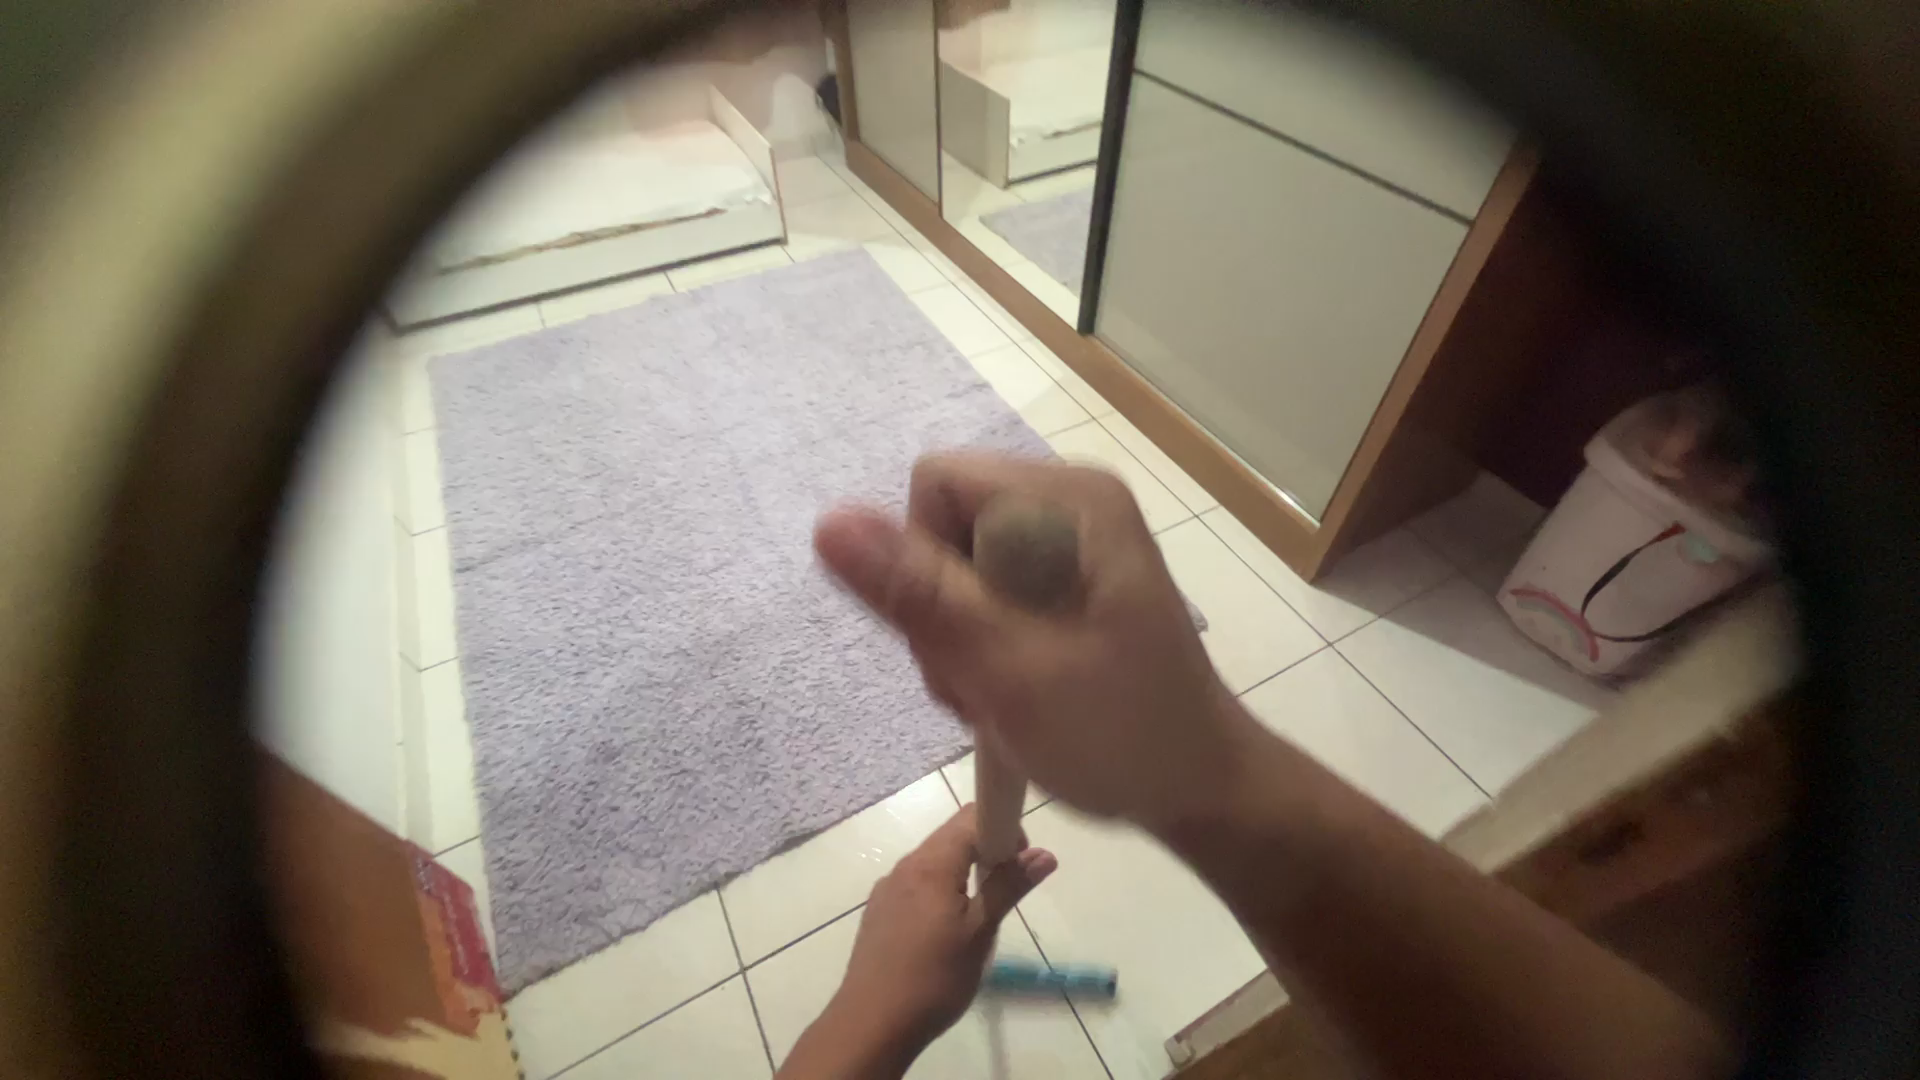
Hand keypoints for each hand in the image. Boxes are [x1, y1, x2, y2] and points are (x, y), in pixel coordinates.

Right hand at [814, 454, 1257, 829]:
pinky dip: (976, 641)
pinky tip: (1005, 686)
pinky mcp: (1064, 577)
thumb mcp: (1009, 668)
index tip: (961, 638)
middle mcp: (1067, 501)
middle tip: (983, 679)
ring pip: (952, 563)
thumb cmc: (1119, 735)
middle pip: (941, 524)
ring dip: (954, 636)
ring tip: (996, 692)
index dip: (922, 562)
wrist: (1197, 785)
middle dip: (939, 609)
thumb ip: (920, 593)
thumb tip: (829, 522)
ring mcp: (1068, 539)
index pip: (936, 486)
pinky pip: (981, 588)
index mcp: (1067, 499)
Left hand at [830, 805, 1056, 1052]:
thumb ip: (1010, 887)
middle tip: (1002, 889)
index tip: (1017, 862)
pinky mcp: (879, 907)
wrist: (870, 1025)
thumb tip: (1044, 853)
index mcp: (932, 863)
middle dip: (985, 850)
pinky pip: (916, 881)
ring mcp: (889, 885)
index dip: (1002, 828)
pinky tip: (942, 931)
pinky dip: (939, 889)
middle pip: (952, 835)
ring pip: (934, 859)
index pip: (972, 816)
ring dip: (962, 870)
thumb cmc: (934, 978)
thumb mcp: (980, 933)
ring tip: (976, 915)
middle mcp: (907, 863)